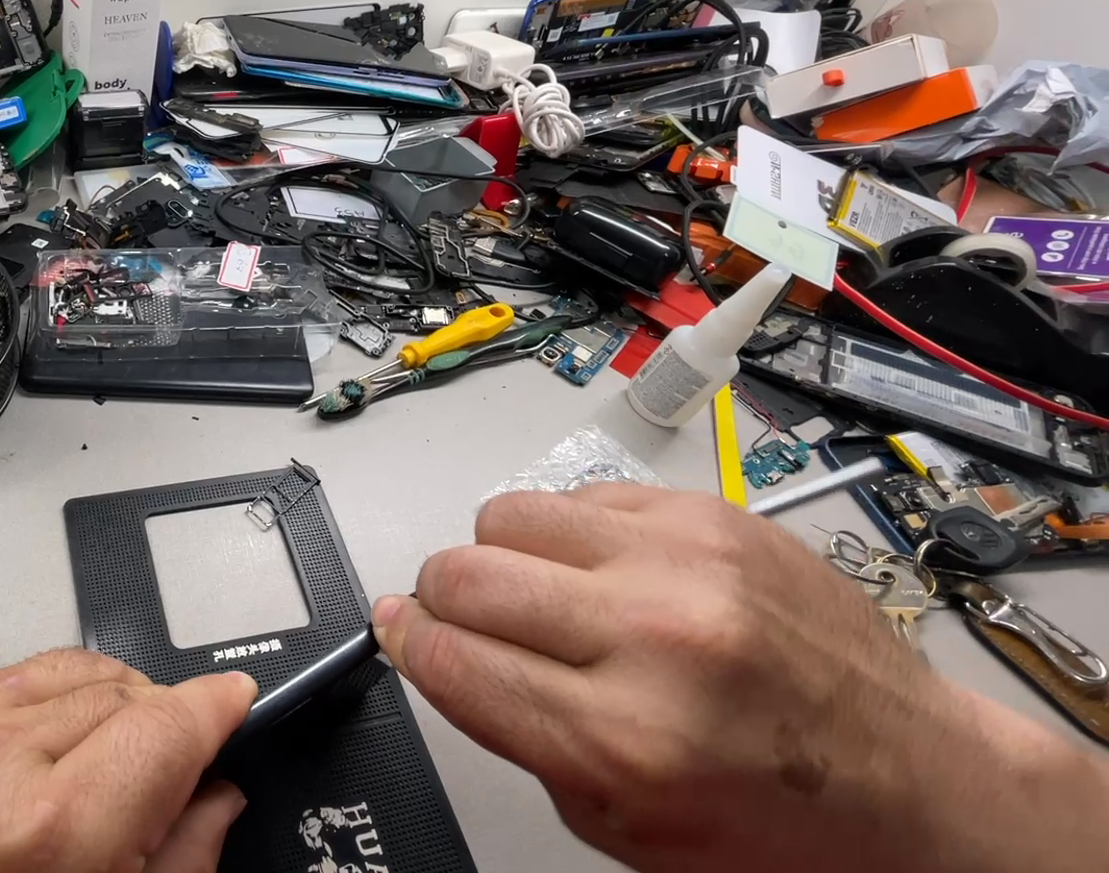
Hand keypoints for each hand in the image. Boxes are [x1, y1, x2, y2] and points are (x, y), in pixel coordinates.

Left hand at [0, 648, 256, 872]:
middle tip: (163, 775)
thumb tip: (220, 786)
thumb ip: (183, 853)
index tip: (237, 699)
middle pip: (132, 692)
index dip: (214, 707)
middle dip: (162, 724)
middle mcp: (3, 756)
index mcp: (51, 828)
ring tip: (102, 764)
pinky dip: (68, 696)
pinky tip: (59, 743)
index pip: (165, 725)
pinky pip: (40, 667)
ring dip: (116, 704)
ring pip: (89, 669)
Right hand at [372, 484, 1108, 872]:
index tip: (399, 632)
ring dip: (499, 555)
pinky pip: (574, 494)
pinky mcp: (705, 513)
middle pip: (459, 576)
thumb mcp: (614, 820)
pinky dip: (566, 534)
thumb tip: (427, 643)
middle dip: (437, 600)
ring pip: (503, 514)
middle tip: (458, 618)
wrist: (917, 781)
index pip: (449, 660)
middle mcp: (652, 637)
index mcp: (625, 740)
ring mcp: (682, 561)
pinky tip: (604, 572)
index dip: (406, 644)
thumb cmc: (770, 821)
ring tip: (540, 590)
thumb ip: (506, 725)